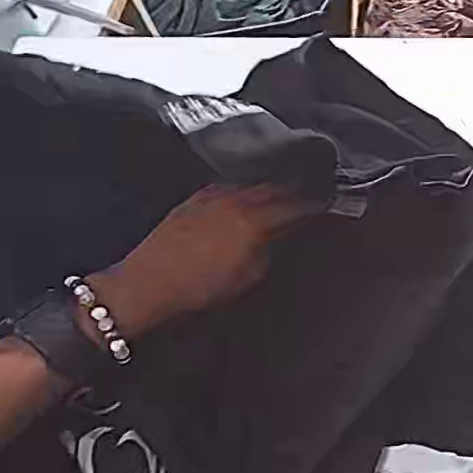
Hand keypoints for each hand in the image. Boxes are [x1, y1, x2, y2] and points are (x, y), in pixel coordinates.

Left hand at [87, 185, 313, 337]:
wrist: (148, 284)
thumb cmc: (195, 289)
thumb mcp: (248, 278)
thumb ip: (268, 252)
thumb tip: (276, 240)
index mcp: (252, 222)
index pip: (294, 206)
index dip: (313, 204)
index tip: (324, 202)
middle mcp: (233, 202)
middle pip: (274, 188)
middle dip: (293, 190)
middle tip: (306, 193)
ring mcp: (212, 197)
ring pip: (250, 184)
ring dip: (268, 187)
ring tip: (279, 193)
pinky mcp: (194, 199)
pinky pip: (226, 186)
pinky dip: (241, 189)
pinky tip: (242, 196)